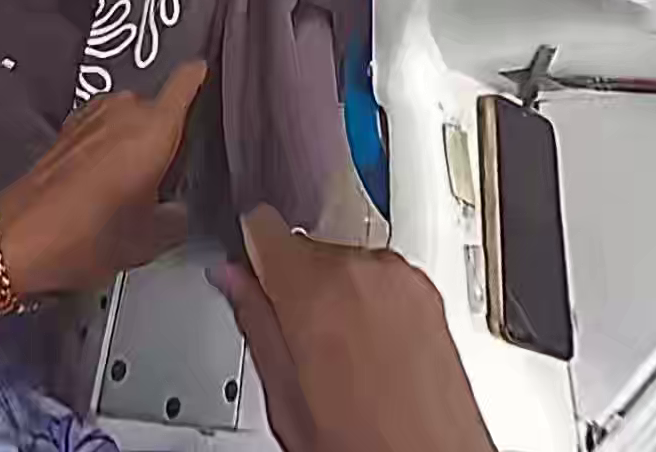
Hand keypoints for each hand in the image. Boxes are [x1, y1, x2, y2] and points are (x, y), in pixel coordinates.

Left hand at [0, 60, 204, 295]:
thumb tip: (180, 210)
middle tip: (168, 168)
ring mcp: (94, 113)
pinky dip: (109, 142)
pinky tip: (102, 178)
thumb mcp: (149, 239)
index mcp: (155, 125)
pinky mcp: (69, 126)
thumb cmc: (89, 234)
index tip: (210, 79)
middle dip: (166, 131)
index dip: (202, 76)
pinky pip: (104, 124)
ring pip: (130, 116)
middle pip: (160, 106)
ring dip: (134, 137)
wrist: (15, 240)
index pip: (187, 80)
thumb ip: (177, 217)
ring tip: (132, 178)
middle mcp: (127, 108)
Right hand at [212, 206, 495, 451]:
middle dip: (296, 282)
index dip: (250, 242)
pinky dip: (372, 297)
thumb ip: (254, 320)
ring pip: (342, 259)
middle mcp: (357, 267)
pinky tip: (375, 348)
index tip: (249, 259)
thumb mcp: (286, 396)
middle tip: (303, 341)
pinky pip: (380, 272)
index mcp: (312, 289)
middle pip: (303, 247)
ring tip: (346, 355)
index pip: (263, 225)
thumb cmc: (364, 447)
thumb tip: (231, 276)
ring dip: (337, 289)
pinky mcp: (424, 286)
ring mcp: (396, 274)